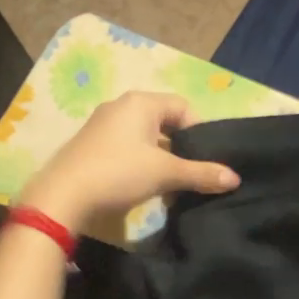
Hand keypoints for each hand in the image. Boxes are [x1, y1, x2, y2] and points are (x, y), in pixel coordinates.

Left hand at [18, 91, 238, 228]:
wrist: (63, 196)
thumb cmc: (119, 174)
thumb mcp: (165, 174)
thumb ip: (201, 174)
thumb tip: (235, 178)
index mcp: (141, 102)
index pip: (183, 107)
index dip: (200, 131)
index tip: (206, 159)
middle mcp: (121, 106)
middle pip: (164, 122)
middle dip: (181, 147)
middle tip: (192, 173)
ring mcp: (103, 125)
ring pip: (146, 137)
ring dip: (162, 158)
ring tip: (172, 184)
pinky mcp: (92, 145)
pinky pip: (127, 147)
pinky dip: (142, 163)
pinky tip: (145, 186)